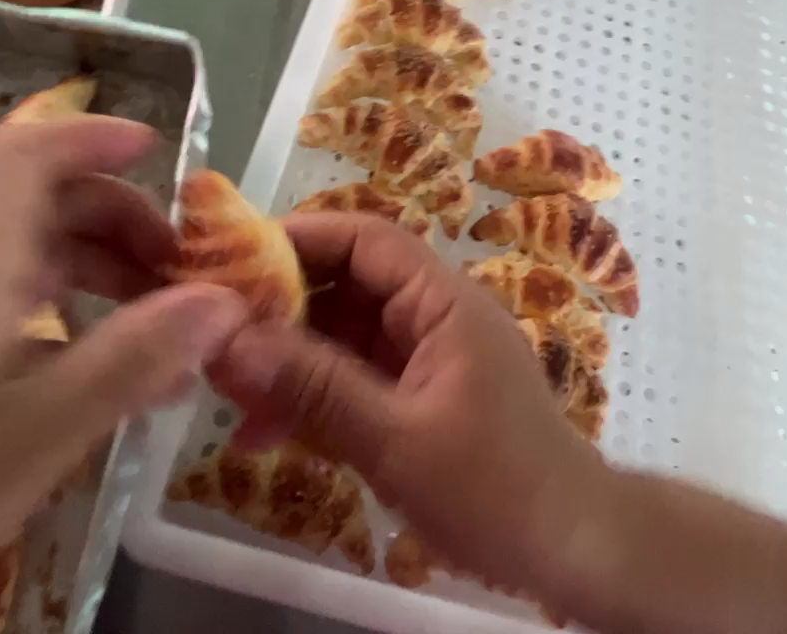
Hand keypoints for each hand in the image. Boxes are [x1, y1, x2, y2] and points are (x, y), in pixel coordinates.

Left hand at [0, 119, 248, 633]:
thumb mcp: (36, 433)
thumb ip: (133, 360)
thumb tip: (224, 303)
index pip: (28, 155)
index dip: (93, 137)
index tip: (158, 150)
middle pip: (42, 198)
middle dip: (121, 215)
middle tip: (181, 265)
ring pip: (33, 248)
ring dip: (103, 263)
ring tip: (163, 316)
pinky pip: (17, 295)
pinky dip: (75, 307)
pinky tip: (110, 362)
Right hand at [210, 214, 609, 597]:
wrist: (571, 550)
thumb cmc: (495, 488)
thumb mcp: (396, 440)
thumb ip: (315, 388)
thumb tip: (231, 341)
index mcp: (443, 301)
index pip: (366, 239)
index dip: (300, 237)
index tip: (233, 257)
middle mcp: (434, 316)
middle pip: (348, 284)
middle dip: (281, 305)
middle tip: (214, 331)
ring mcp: (427, 356)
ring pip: (345, 334)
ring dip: (290, 358)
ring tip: (226, 388)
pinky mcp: (420, 395)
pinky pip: (357, 377)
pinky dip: (314, 395)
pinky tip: (266, 431)